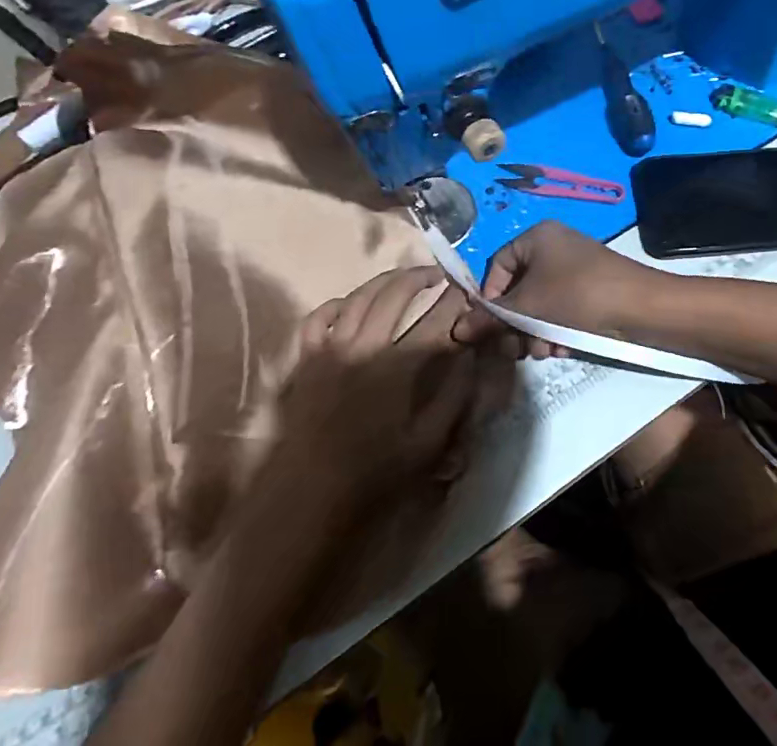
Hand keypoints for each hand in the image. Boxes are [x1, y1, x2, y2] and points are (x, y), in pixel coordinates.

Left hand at [278, 266, 511, 506]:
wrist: (307, 498)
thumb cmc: (375, 473)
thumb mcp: (429, 442)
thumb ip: (455, 395)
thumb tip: (471, 356)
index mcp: (399, 366)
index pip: (437, 319)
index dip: (458, 301)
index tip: (471, 293)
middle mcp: (364, 346)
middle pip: (397, 294)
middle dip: (423, 278)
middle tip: (442, 276)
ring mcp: (329, 349)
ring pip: (359, 297)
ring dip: (387, 281)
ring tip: (407, 279)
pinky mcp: (304, 360)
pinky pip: (319, 317)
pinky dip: (339, 303)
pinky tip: (352, 304)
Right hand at [451, 221, 670, 357]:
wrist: (641, 308)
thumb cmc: (577, 297)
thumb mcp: (529, 308)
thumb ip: (491, 318)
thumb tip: (455, 330)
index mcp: (537, 237)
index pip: (496, 267)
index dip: (490, 300)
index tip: (492, 328)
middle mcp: (555, 247)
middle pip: (518, 289)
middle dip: (516, 324)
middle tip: (519, 350)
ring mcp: (576, 269)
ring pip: (539, 305)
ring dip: (536, 333)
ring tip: (546, 352)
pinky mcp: (592, 291)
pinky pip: (561, 311)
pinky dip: (557, 331)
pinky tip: (562, 350)